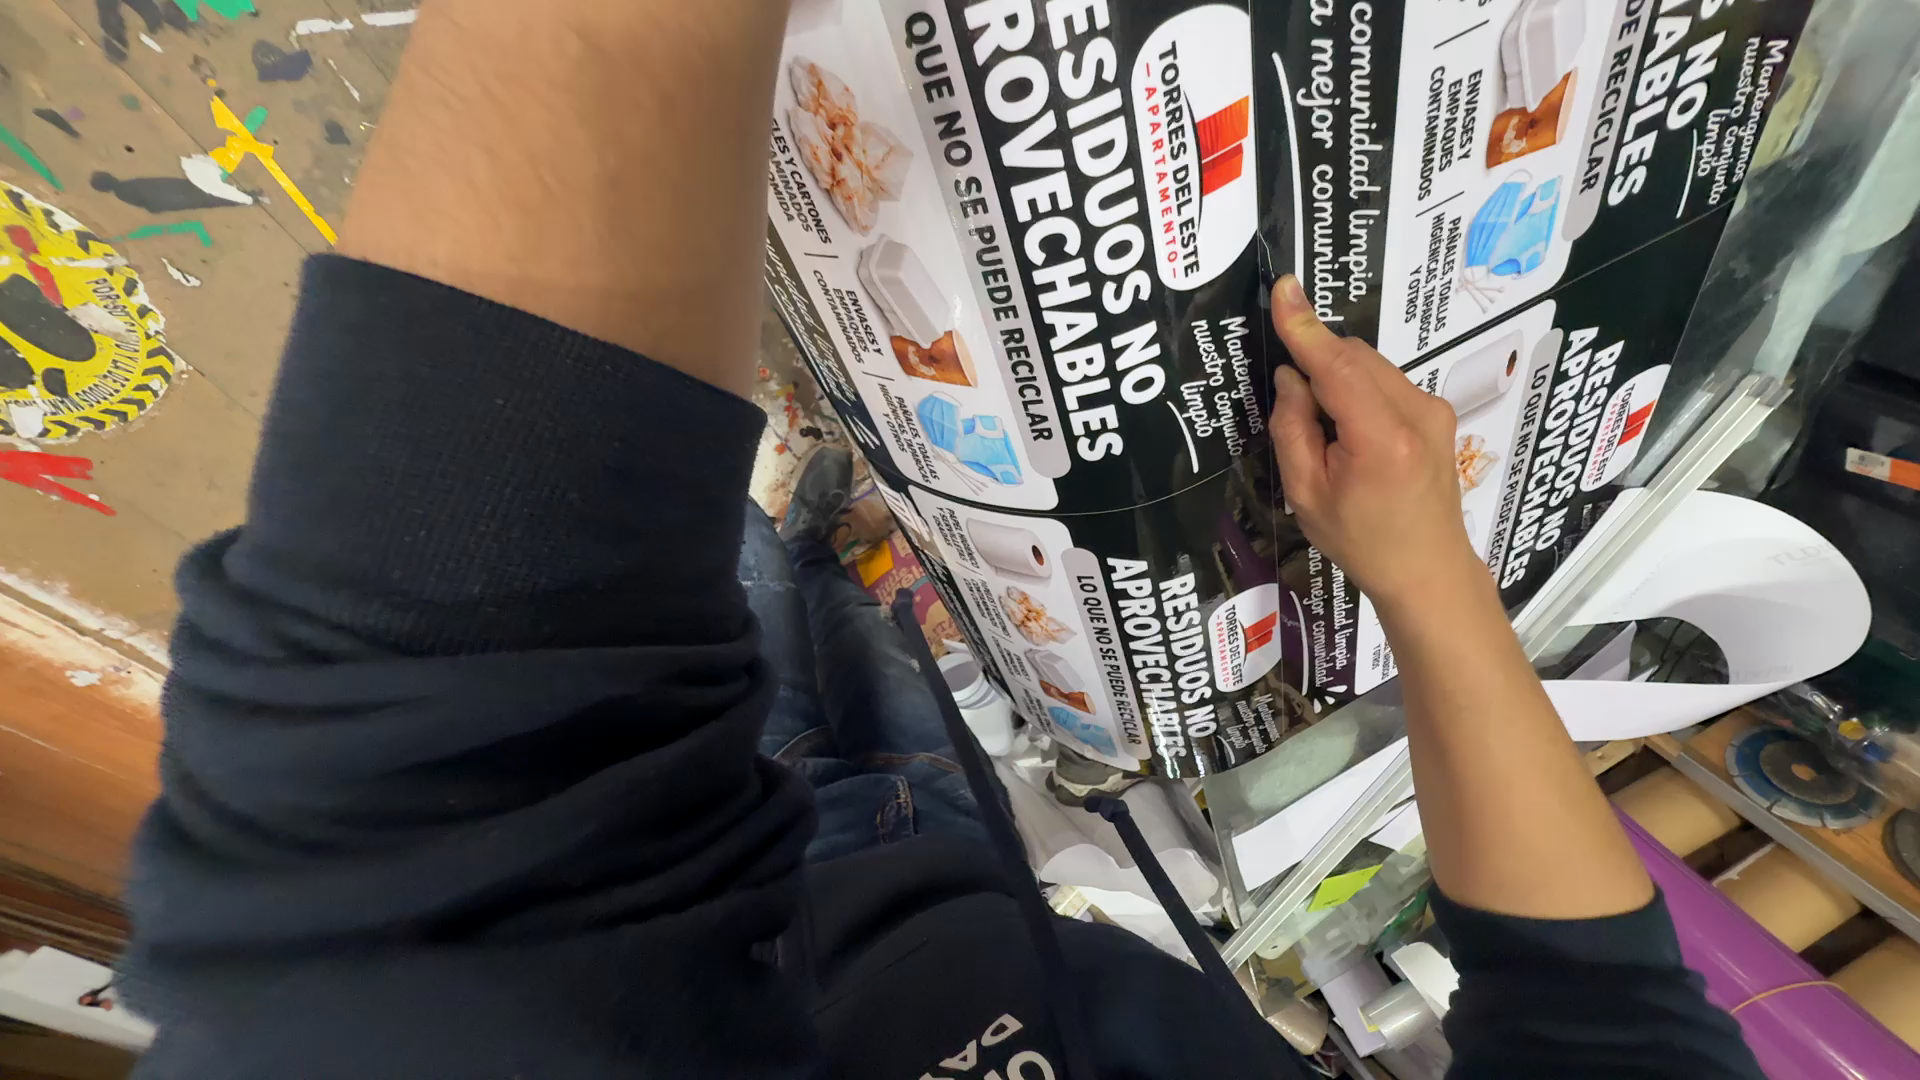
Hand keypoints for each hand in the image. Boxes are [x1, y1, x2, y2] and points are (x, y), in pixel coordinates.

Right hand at [1267, 275, 1481, 609]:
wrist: (1426, 568)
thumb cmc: (1358, 540)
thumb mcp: (1305, 492)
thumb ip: (1293, 429)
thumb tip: (1291, 378)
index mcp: (1380, 437)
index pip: (1335, 366)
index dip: (1304, 327)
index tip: (1284, 289)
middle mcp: (1416, 412)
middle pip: (1354, 356)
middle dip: (1315, 363)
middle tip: (1294, 411)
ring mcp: (1432, 409)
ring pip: (1369, 365)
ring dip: (1334, 378)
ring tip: (1324, 434)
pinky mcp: (1435, 413)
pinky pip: (1383, 381)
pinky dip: (1354, 390)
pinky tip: (1346, 431)